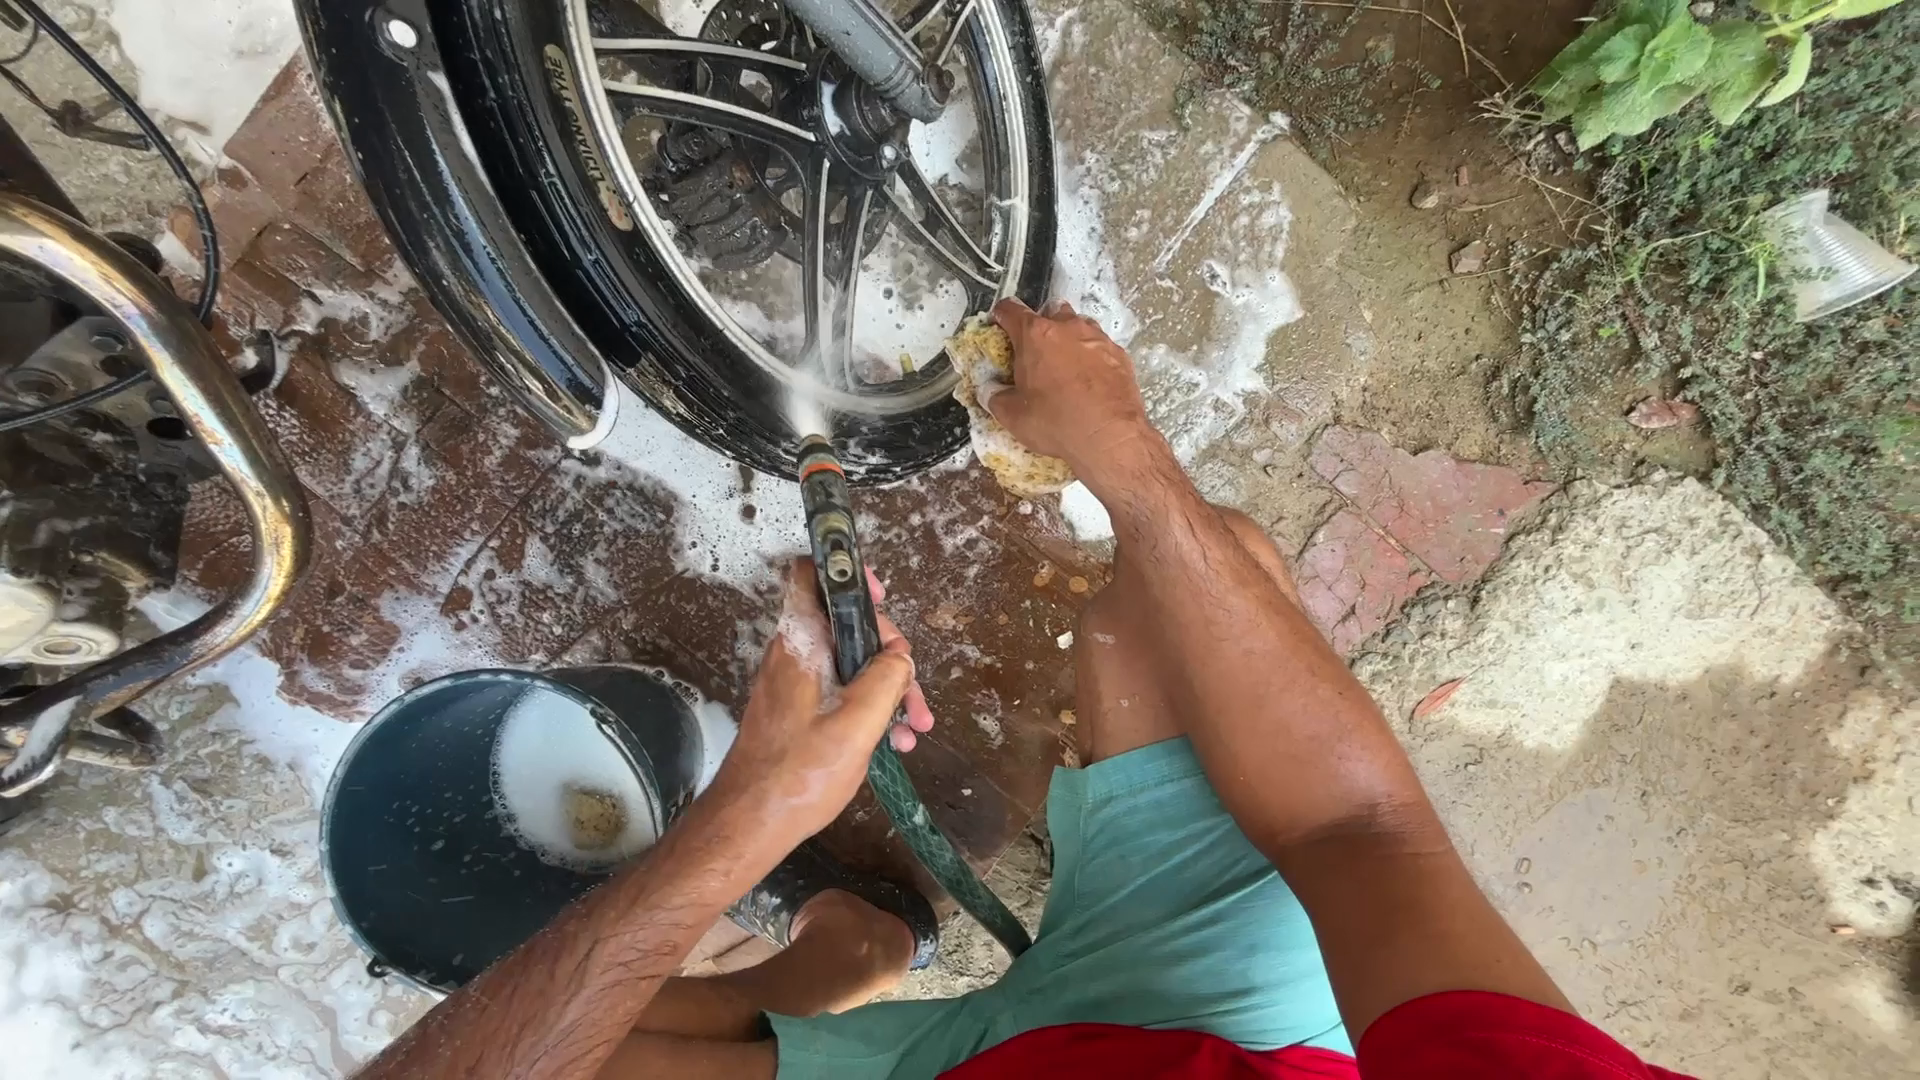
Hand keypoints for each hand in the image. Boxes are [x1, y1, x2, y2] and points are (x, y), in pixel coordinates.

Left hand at [704, 560, 933, 843]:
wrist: (749, 825)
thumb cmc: (799, 773)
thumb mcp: (857, 724)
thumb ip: (886, 679)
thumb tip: (900, 655)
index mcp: (801, 644)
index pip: (809, 576)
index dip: (846, 573)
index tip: (881, 598)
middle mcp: (794, 654)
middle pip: (847, 625)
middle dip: (890, 653)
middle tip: (914, 690)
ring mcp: (795, 682)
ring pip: (850, 662)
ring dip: (888, 688)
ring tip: (916, 728)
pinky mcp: (798, 709)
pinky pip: (841, 690)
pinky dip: (869, 707)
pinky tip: (895, 742)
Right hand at [983, 297, 1170, 491]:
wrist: (1109, 436)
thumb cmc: (1056, 422)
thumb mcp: (1013, 417)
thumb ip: (996, 398)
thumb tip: (991, 391)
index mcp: (1034, 336)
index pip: (1010, 310)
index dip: (1001, 316)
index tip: (999, 325)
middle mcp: (1067, 328)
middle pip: (1049, 312)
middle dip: (1041, 325)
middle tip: (1036, 352)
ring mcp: (1097, 338)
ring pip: (1079, 326)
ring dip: (1068, 339)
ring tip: (1065, 366)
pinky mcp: (1119, 354)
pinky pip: (1100, 346)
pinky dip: (1092, 356)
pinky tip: (1090, 380)